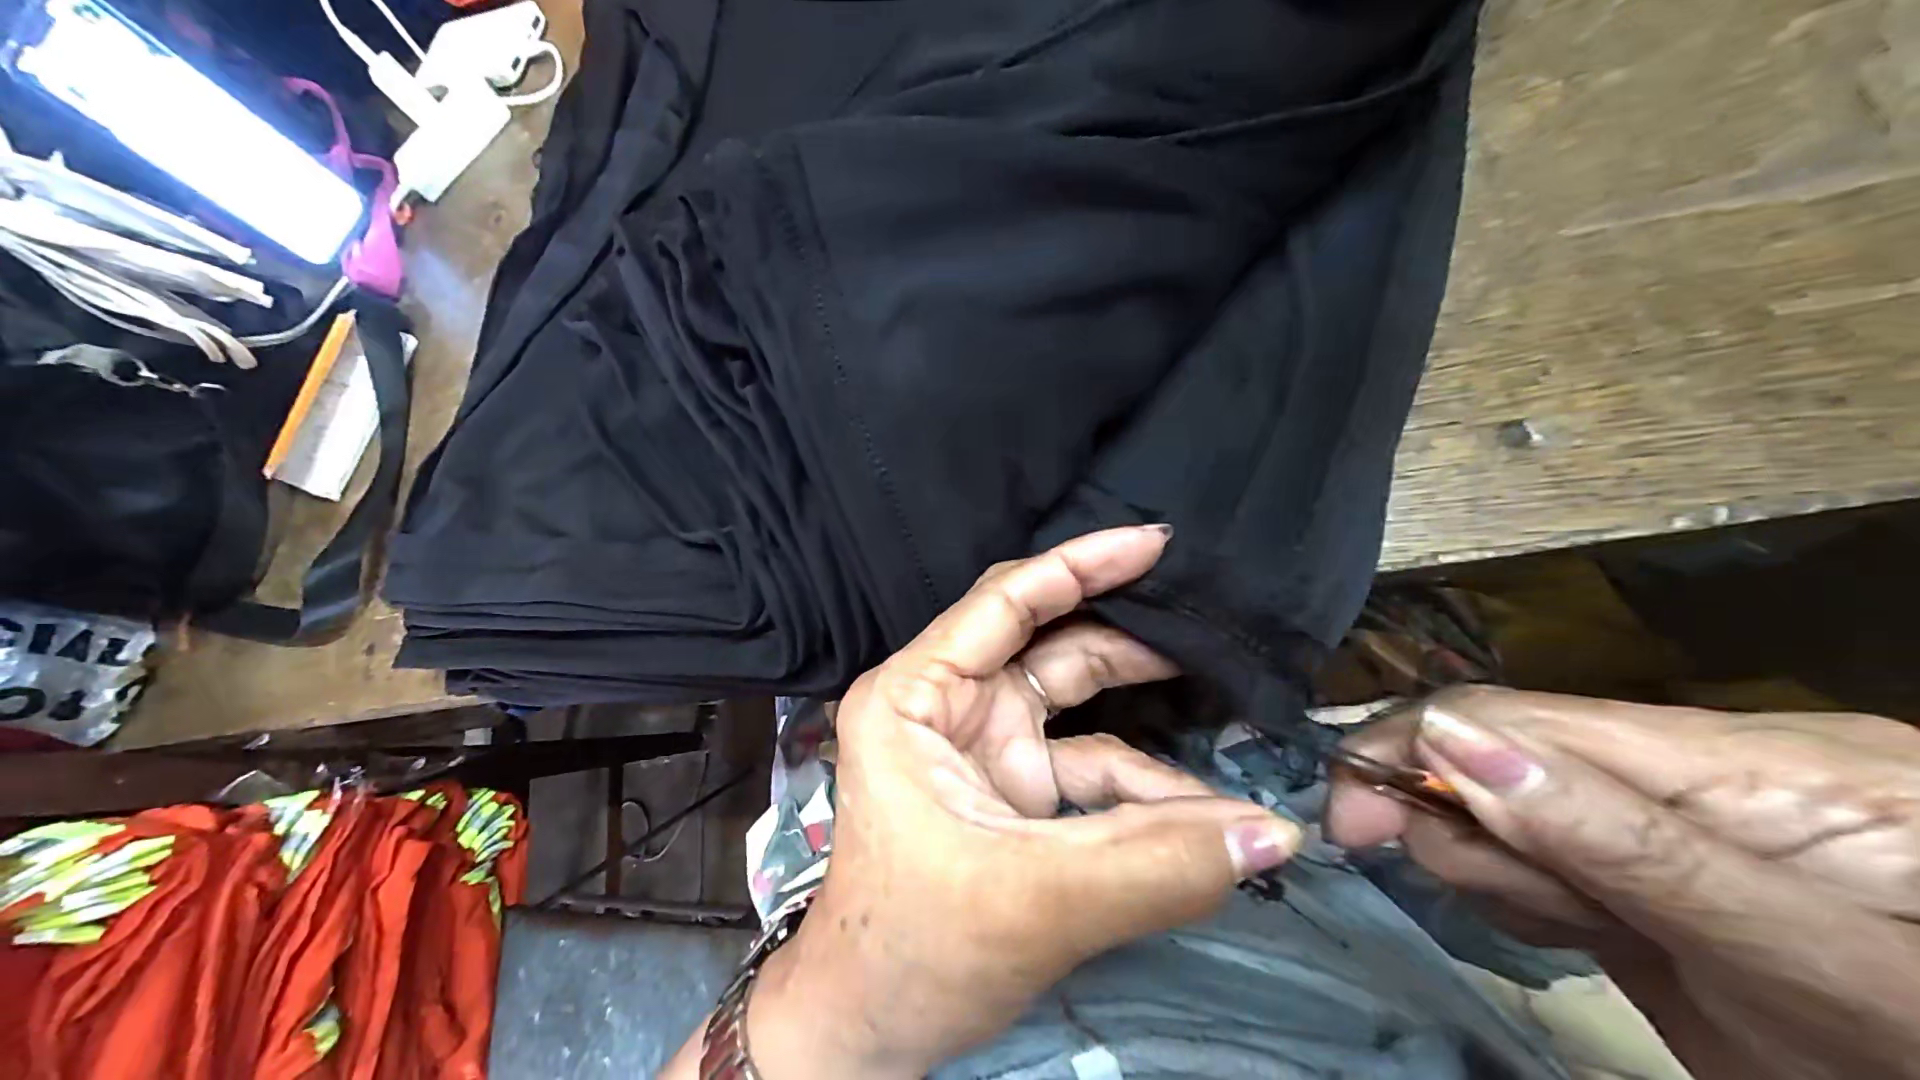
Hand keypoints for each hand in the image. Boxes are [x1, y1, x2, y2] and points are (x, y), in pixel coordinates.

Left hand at [742, 526, 1300, 1078]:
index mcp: (916, 695)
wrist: (870, 1029)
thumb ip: (1155, 866)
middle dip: (1123, 628)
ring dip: (1147, 709)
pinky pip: (1090, 765)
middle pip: (1045, 638)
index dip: (1079, 565)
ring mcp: (984, 743)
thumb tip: (1275, 835)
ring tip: (1223, 702)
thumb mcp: (1033, 902)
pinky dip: (1145, 785)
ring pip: (1075, 699)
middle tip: (1200, 614)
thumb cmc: (914, 950)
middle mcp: (947, 702)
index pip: (1004, 601)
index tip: (1154, 542)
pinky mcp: (1013, 786)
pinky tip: (1204, 814)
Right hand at [1328, 686, 1919, 1079]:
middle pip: (1503, 754)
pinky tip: (1570, 924)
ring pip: (1503, 802)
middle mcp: (1690, 769)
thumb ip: (1624, 843)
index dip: (1414, 751)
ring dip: (1494, 864)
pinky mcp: (1639, 866)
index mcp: (1749, 759)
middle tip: (1498, 901)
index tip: (1349, 825)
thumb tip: (1446, 736)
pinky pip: (1531, 847)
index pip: (1523, 716)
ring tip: (1569, 928)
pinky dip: (1517, 886)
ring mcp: (1663, 820)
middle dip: (1462, 822)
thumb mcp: (1812, 969)